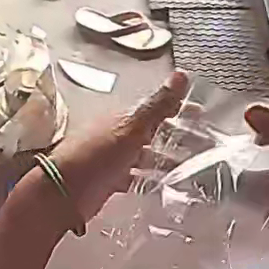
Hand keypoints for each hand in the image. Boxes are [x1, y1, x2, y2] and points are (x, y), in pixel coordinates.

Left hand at [37, 69, 190, 222]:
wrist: (62, 193)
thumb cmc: (97, 156)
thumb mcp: (131, 128)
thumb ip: (158, 106)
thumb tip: (182, 74)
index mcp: (123, 118)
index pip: (157, 109)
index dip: (180, 109)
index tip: (203, 115)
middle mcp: (118, 134)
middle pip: (154, 132)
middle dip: (179, 137)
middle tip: (206, 145)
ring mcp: (113, 158)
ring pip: (147, 155)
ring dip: (168, 158)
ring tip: (194, 167)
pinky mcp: (111, 180)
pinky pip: (137, 175)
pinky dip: (152, 177)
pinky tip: (167, 184)